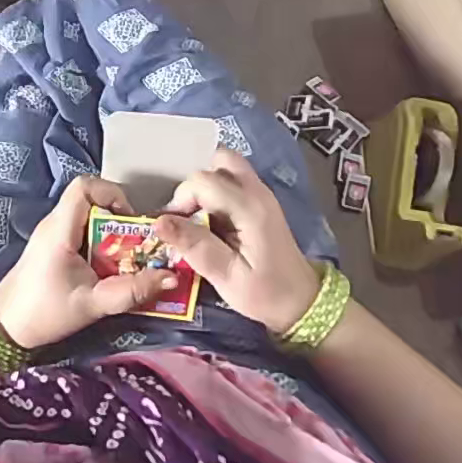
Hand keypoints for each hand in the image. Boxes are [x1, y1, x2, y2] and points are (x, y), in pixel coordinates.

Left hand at [0, 176, 179, 349]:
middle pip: (91, 199)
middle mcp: (54, 224)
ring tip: (126, 257)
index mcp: (60, 230)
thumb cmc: (44, 313)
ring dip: (111, 232)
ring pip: (87, 216)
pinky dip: (100, 242)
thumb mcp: (93, 304)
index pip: (84, 186)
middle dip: (119, 217)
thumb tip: (171, 277)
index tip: (130, 220)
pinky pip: (81, 231)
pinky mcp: (53, 247)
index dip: (112, 193)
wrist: (5, 329)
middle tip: (136, 243)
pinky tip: (108, 267)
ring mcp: (51, 234)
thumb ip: (132, 290)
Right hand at [155, 150, 321, 334]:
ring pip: (226, 166)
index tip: (175, 228)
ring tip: (198, 217)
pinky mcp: (260, 201)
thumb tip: (159, 222)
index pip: (202, 180)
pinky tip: (211, 221)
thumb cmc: (265, 293)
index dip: (181, 200)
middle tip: (188, 216)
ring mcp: (261, 194)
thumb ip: (194, 246)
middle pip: (217, 161)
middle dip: (194, 185)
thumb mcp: (226, 277)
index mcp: (250, 208)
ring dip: (205, 185)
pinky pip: (232, 180)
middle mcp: (257, 192)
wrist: (302, 301)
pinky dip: (215, 191)